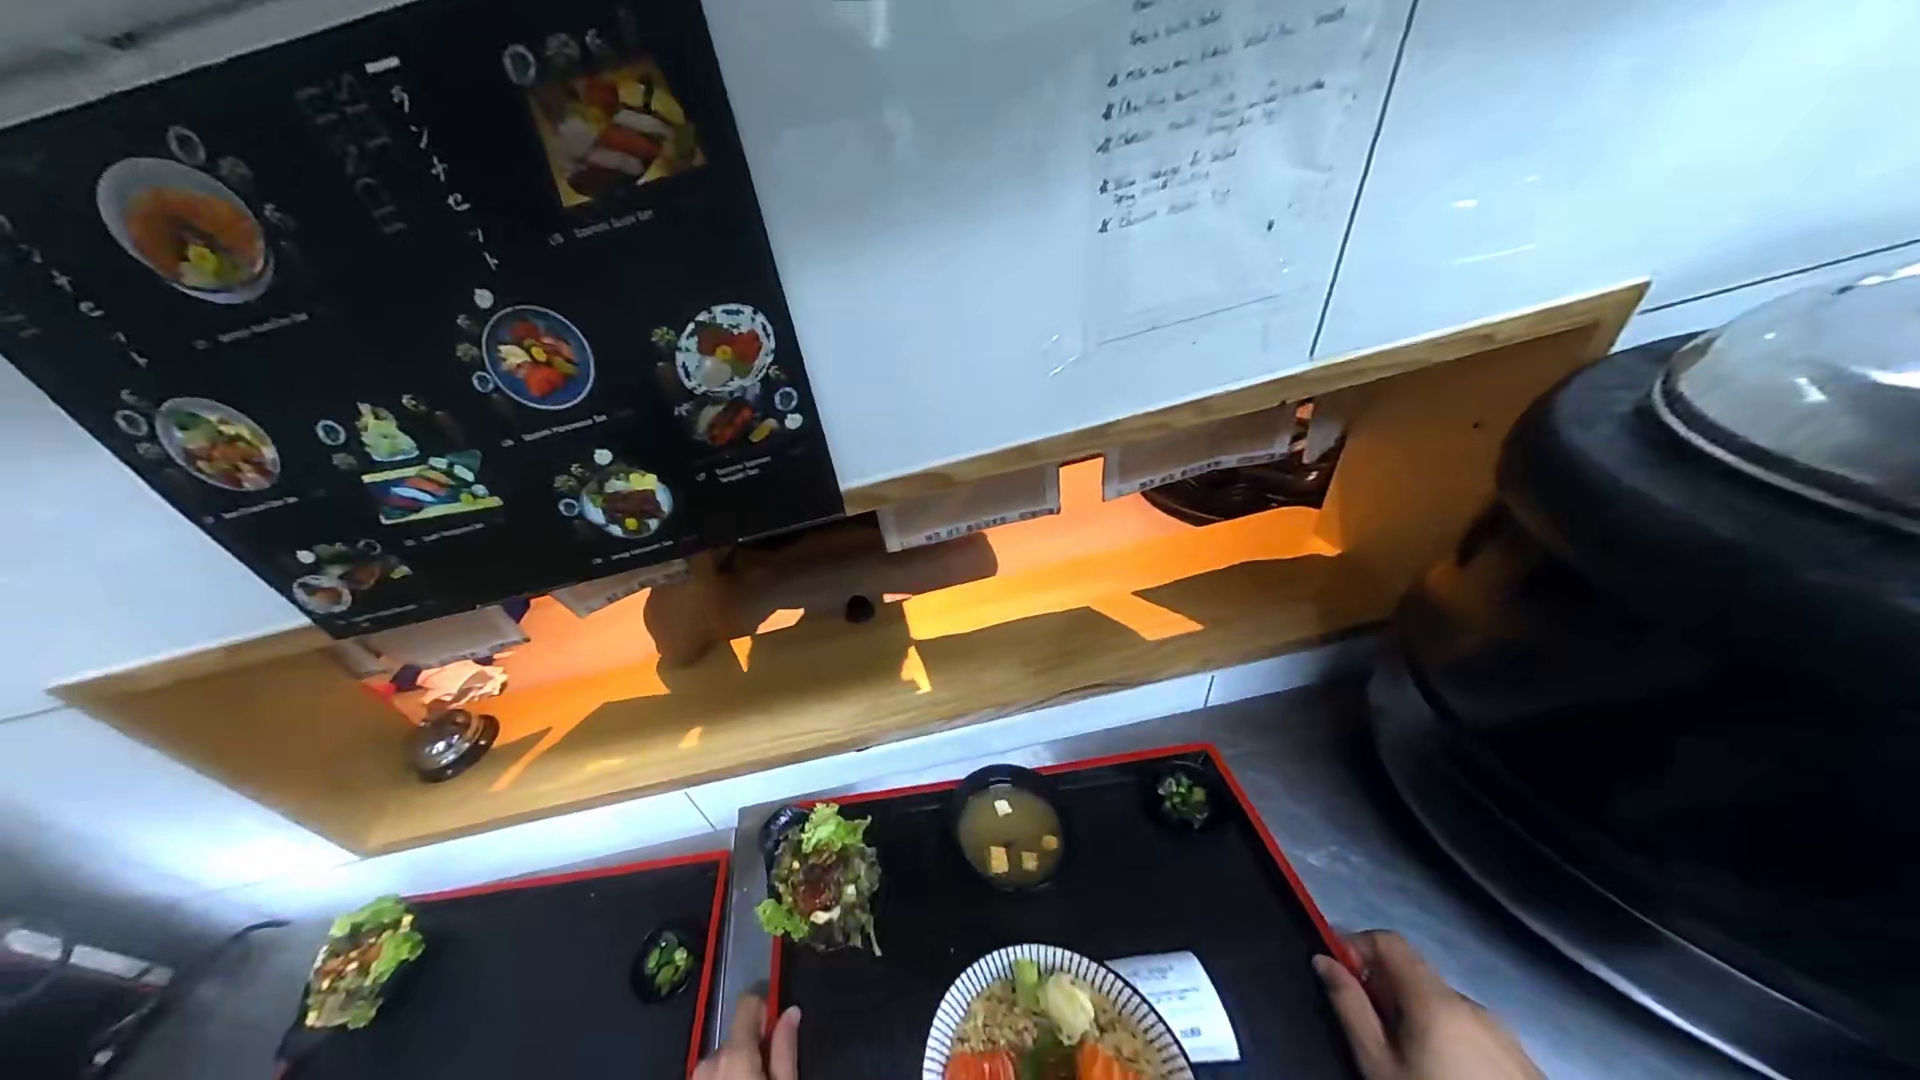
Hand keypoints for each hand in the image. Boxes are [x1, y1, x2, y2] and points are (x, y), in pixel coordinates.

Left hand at [691, 993, 800, 1079]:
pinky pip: (711, 1074)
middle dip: (752, 1047)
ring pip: (723, 1057)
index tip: (774, 1024)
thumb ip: (785, 1048)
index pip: (747, 1003)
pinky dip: (723, 1078)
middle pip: (737, 1035)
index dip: (764, 1008)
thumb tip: (791, 1011)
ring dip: (736, 1065)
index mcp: (733, 1053)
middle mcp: (708, 1060)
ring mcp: (694, 1076)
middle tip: (766, 1071)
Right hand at [1314, 931, 1543, 1079]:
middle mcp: (1472, 1005)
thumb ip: (1349, 1006)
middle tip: (1372, 1029)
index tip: (1342, 975)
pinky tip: (1449, 1076)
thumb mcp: (1378, 1064)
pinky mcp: (1525, 1063)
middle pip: (1417, 976)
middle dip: (1387, 990)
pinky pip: (1475, 1032)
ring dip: (1419, 1017)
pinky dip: (1451, 1039)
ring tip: (1412, 1061)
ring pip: (1445, 1006)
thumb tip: (1323, 960)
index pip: (1389, 941)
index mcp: (1435, 999)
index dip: (1358, 946)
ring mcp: (1506, 1034)